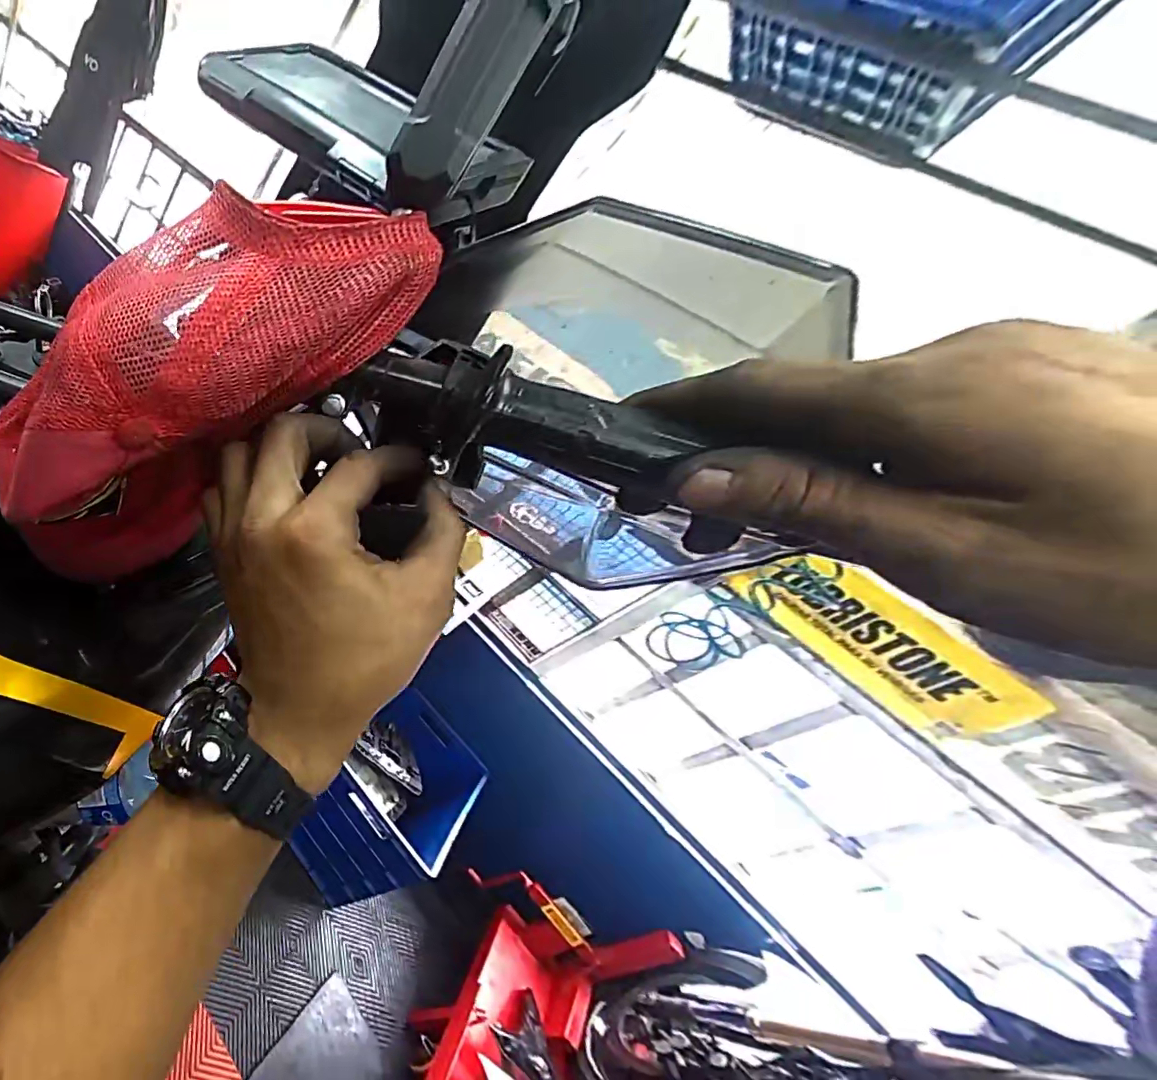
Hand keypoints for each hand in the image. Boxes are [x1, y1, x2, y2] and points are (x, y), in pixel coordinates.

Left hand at [203, 414, 465, 793]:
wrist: (298, 709)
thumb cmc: (362, 662)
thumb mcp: (424, 599)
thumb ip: (442, 532)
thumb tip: (436, 491)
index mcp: (312, 531)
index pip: (357, 464)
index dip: (396, 460)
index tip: (413, 470)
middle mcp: (261, 519)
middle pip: (281, 432)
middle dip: (326, 429)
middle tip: (354, 453)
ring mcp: (231, 533)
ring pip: (238, 452)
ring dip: (277, 449)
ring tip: (312, 469)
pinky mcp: (219, 549)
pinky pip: (219, 488)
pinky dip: (245, 479)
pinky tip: (277, 496)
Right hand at [629, 320, 1156, 666]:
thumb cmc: (1148, 575)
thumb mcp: (954, 556)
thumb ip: (814, 506)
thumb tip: (692, 478)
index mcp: (925, 392)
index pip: (755, 388)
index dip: (674, 407)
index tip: (617, 430)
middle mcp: (960, 351)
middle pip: (802, 397)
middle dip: (729, 452)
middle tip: (694, 525)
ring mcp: (1018, 354)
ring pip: (857, 403)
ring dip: (795, 457)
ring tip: (775, 526)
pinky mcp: (1058, 371)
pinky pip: (916, 404)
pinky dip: (859, 449)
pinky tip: (869, 495)